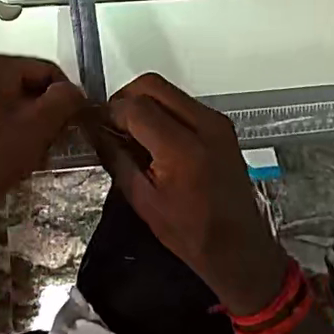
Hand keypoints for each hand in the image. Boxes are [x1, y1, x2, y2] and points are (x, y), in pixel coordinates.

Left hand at [0, 55, 86, 245]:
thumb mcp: (37, 127)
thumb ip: (64, 100)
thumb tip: (74, 92)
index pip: (45, 70)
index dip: (66, 96)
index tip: (74, 123)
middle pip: (26, 87)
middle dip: (44, 114)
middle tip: (53, 143)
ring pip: (9, 105)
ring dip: (28, 128)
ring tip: (32, 156)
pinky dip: (7, 135)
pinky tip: (10, 161)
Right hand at [98, 74, 287, 313]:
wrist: (240, 247)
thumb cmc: (190, 233)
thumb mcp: (143, 200)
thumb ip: (116, 158)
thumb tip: (94, 130)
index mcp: (182, 148)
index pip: (135, 107)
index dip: (109, 112)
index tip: (94, 124)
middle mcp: (204, 124)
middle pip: (152, 85)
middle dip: (124, 99)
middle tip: (110, 123)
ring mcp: (216, 121)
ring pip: (168, 90)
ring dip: (143, 102)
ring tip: (129, 131)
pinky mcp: (222, 124)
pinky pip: (183, 102)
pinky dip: (162, 109)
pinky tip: (152, 136)